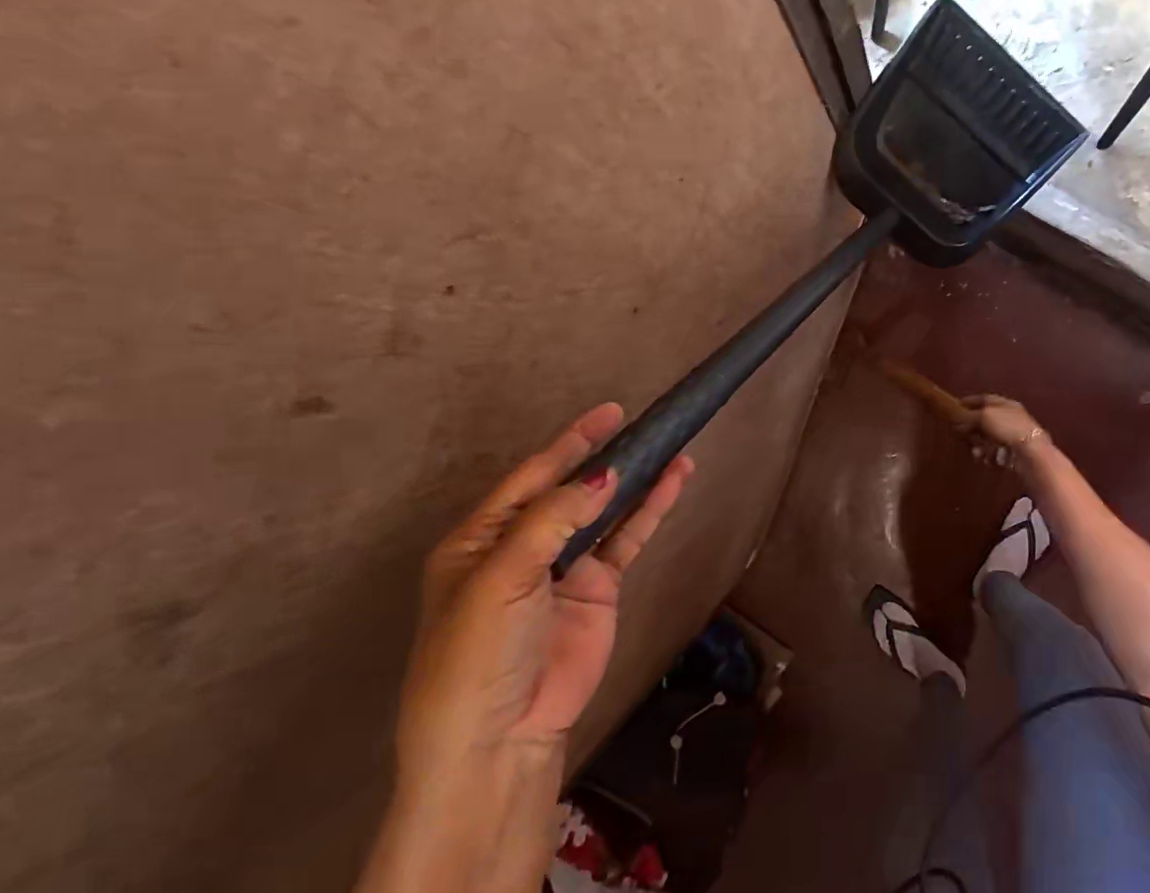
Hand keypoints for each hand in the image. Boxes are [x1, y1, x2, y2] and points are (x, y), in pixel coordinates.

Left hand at [358, 403, 694, 892]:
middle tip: (641, 421)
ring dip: (636, 480)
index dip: (569, 443)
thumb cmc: (478, 653)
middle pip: (571, 488)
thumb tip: (605, 474)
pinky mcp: (598, 588)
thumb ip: (552, 521)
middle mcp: (523, 545)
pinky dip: (649, 511)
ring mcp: (565, 567)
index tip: (608, 414)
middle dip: (604, 455)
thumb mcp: (500, 579)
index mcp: (481, 538)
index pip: (531, 477)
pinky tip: (672, 484)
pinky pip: (626, 539)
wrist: (501, 735)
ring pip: (606, 510)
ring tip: (671, 447)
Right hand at [961, 394, 1050, 458]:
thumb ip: (968, 417)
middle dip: (972, 429)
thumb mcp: (984, 416)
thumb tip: (956, 422)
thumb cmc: (1008, 428)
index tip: (956, 406)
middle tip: (961, 434)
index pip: (985, 399)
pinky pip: (996, 452)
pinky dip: (989, 456)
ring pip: (989, 439)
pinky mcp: (1014, 452)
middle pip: (985, 420)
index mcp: (1006, 404)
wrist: (1031, 452)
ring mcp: (1013, 436)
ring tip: (976, 452)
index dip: (970, 401)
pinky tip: (987, 459)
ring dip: (979, 446)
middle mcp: (1010, 418)